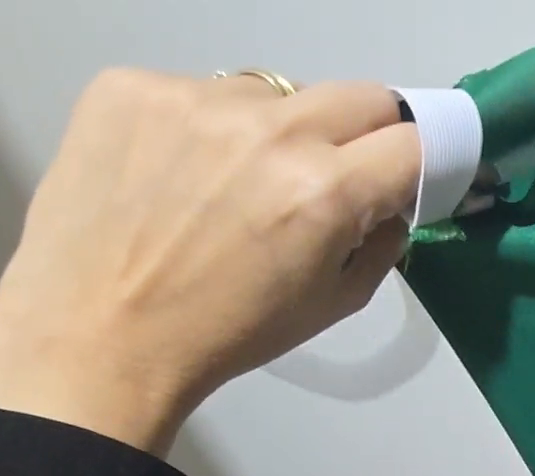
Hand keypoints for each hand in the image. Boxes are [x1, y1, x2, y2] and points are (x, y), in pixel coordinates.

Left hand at [0, 70, 421, 454]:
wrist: (102, 329)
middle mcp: (268, 131)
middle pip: (363, 96)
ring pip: (284, 94)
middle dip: (377, 133)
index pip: (415, 141)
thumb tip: (393, 199)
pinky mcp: (132, 87)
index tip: (423, 176)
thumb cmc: (239, 328)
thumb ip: (383, 238)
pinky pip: (211, 92)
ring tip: (254, 179)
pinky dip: (222, 127)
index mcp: (327, 191)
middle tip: (354, 171)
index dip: (431, 159)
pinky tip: (196, 172)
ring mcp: (194, 99)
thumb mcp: (341, 298)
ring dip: (291, 130)